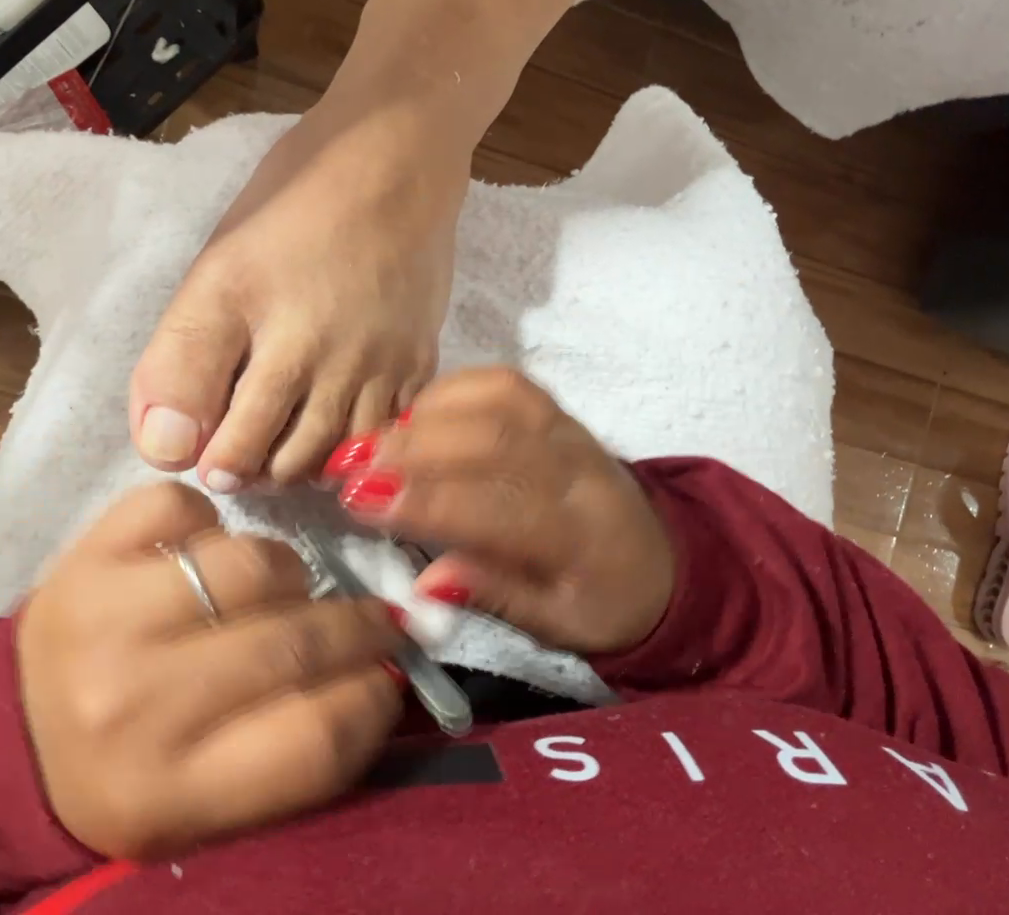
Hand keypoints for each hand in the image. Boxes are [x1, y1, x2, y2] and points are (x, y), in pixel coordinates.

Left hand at [16, 483, 405, 858]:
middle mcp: (132, 707)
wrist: (11, 739)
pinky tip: (208, 553)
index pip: (317, 739)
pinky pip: (177, 505)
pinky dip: (209, 521)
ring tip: (283, 590)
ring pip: (250, 563)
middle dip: (357, 626)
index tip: (388, 675)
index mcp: (170, 794)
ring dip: (288, 573)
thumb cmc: (130, 776)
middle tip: (373, 618)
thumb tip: (382, 665)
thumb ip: (301, 746)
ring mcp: (101, 619)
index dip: (375, 699)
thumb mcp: (212, 804)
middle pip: (292, 645)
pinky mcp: (80, 557)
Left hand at [127, 87, 465, 490]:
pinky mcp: (423, 359)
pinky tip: (346, 432)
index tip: (206, 453)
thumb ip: (183, 361)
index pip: (238, 448)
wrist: (397, 158)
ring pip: (346, 455)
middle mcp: (339, 371)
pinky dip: (364, 445)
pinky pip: (393, 430)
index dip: (215, 461)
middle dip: (260, 470)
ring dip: (310, 465)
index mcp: (278, 348)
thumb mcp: (217, 270)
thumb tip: (167, 449)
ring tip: (287, 453)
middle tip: (244, 460)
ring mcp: (388, 369)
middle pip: (295, 459)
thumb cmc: (295, 202)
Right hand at [324, 368, 674, 654]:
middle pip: (493, 439)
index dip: (425, 501)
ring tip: (370, 438)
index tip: (359, 503)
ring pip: (496, 399)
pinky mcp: (558, 410)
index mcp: (580, 533)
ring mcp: (569, 429)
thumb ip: (495, 595)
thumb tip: (425, 582)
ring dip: (424, 414)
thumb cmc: (602, 602)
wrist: (662, 562)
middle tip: (346, 465)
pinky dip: (451, 389)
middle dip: (411, 448)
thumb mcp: (557, 625)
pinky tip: (412, 412)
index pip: (497, 507)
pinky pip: (503, 382)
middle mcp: (577, 468)